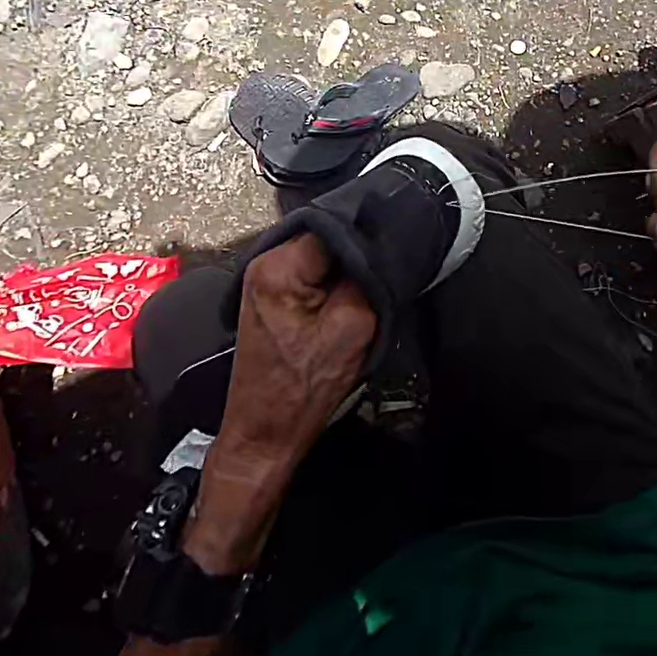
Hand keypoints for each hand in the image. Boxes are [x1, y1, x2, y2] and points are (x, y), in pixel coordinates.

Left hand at [182, 234, 375, 574]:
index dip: (369, 235)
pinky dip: (333, 285)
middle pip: (327, 236)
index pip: (337, 223)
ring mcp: (265, 279)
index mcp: (279, 267)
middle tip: (380, 278)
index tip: (391, 251)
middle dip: (358, 254)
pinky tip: (345, 305)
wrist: (266, 431)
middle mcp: (264, 263)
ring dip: (346, 272)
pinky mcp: (272, 296)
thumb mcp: (353, 327)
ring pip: (322, 256)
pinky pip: (312, 274)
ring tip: (361, 297)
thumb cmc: (300, 391)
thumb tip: (380, 247)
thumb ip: (369, 278)